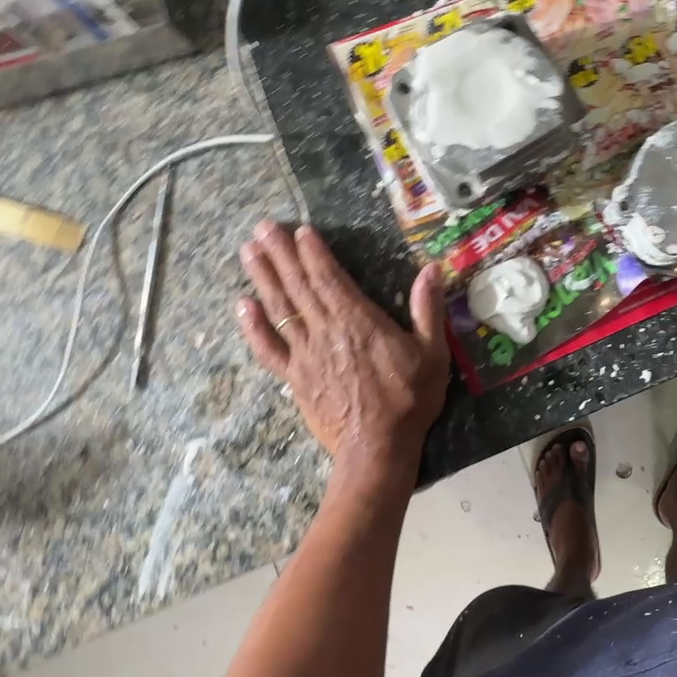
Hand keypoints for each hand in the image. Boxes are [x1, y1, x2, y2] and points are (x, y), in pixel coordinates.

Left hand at [237, 221, 448, 476]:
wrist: (377, 449)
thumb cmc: (409, 399)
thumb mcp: (433, 353)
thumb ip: (427, 309)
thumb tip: (432, 269)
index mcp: (359, 321)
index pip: (329, 278)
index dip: (313, 253)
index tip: (300, 230)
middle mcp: (326, 332)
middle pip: (299, 287)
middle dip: (280, 254)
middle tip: (262, 227)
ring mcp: (305, 355)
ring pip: (280, 309)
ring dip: (263, 278)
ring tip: (248, 251)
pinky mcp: (295, 378)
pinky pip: (269, 349)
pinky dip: (254, 326)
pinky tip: (243, 306)